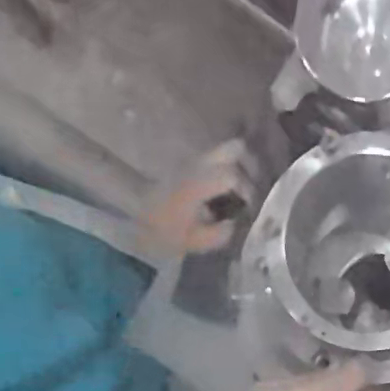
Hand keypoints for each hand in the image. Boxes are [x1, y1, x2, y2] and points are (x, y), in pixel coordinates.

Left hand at [141, 140, 254, 255]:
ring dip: (241, 168)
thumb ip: (221, 233)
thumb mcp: (195, 241)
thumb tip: (236, 224)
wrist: (133, 218)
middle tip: (256, 190)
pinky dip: (230, 171)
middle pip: (234, 149)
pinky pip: (218, 161)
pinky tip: (231, 193)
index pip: (233, 176)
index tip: (252, 210)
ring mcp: (194, 161)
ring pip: (227, 151)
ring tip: (246, 192)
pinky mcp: (191, 165)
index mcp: (198, 182)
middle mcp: (198, 165)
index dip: (249, 191)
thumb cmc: (163, 231)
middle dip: (251, 167)